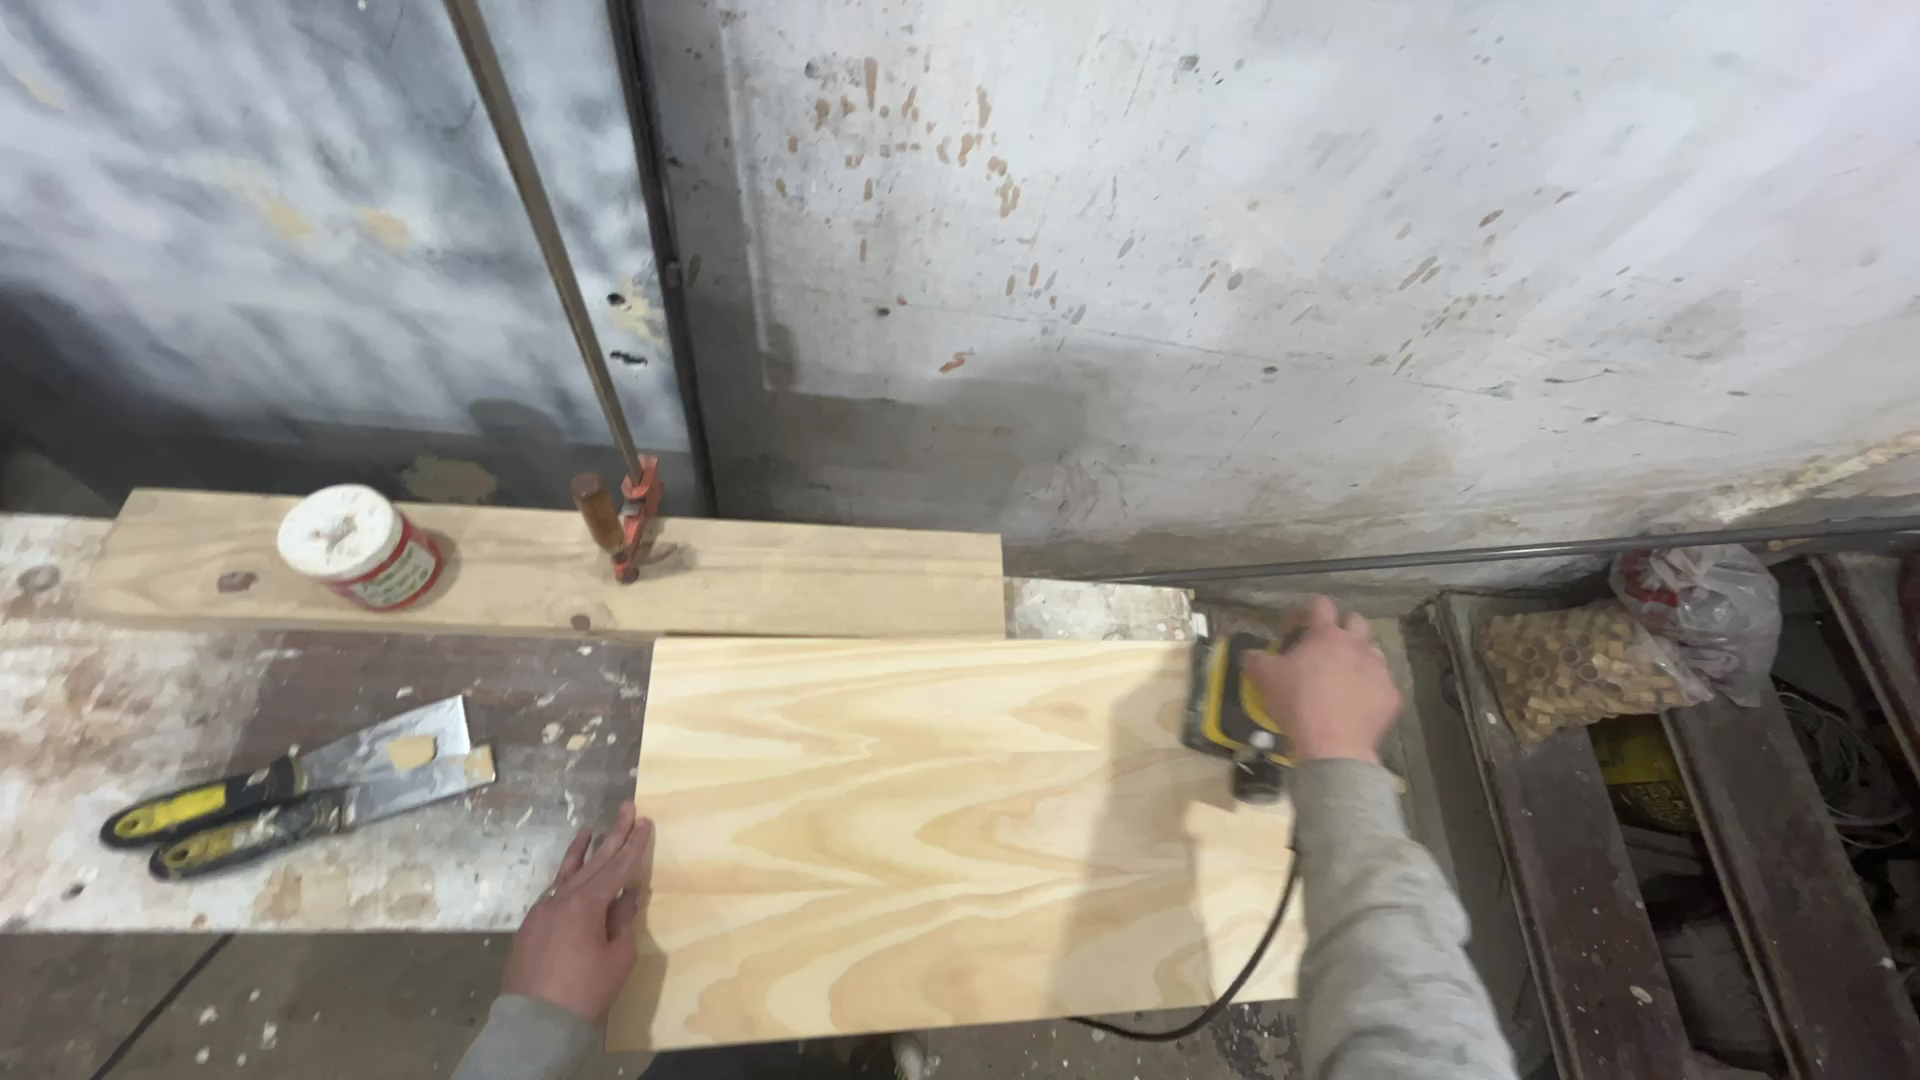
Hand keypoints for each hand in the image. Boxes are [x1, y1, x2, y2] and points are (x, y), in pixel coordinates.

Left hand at [502, 802, 654, 1020]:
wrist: (533, 1027)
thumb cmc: (585, 992)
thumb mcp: (618, 957)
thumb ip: (623, 920)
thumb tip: (628, 896)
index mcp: (586, 904)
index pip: (617, 866)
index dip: (633, 844)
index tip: (645, 821)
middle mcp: (561, 900)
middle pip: (594, 861)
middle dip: (613, 835)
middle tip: (626, 808)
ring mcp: (541, 913)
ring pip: (566, 874)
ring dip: (581, 851)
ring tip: (589, 829)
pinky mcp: (528, 929)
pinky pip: (552, 894)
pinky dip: (565, 879)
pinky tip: (570, 876)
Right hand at [1242, 596, 1401, 765]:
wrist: (1333, 745)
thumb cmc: (1296, 702)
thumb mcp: (1262, 677)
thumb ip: (1255, 658)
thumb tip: (1252, 653)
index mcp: (1326, 635)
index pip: (1319, 604)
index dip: (1303, 611)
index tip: (1291, 630)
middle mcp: (1357, 645)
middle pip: (1355, 621)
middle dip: (1339, 628)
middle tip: (1321, 649)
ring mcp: (1379, 670)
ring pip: (1372, 651)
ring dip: (1357, 657)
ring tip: (1340, 676)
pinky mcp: (1392, 695)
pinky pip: (1381, 683)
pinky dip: (1368, 688)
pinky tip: (1354, 704)